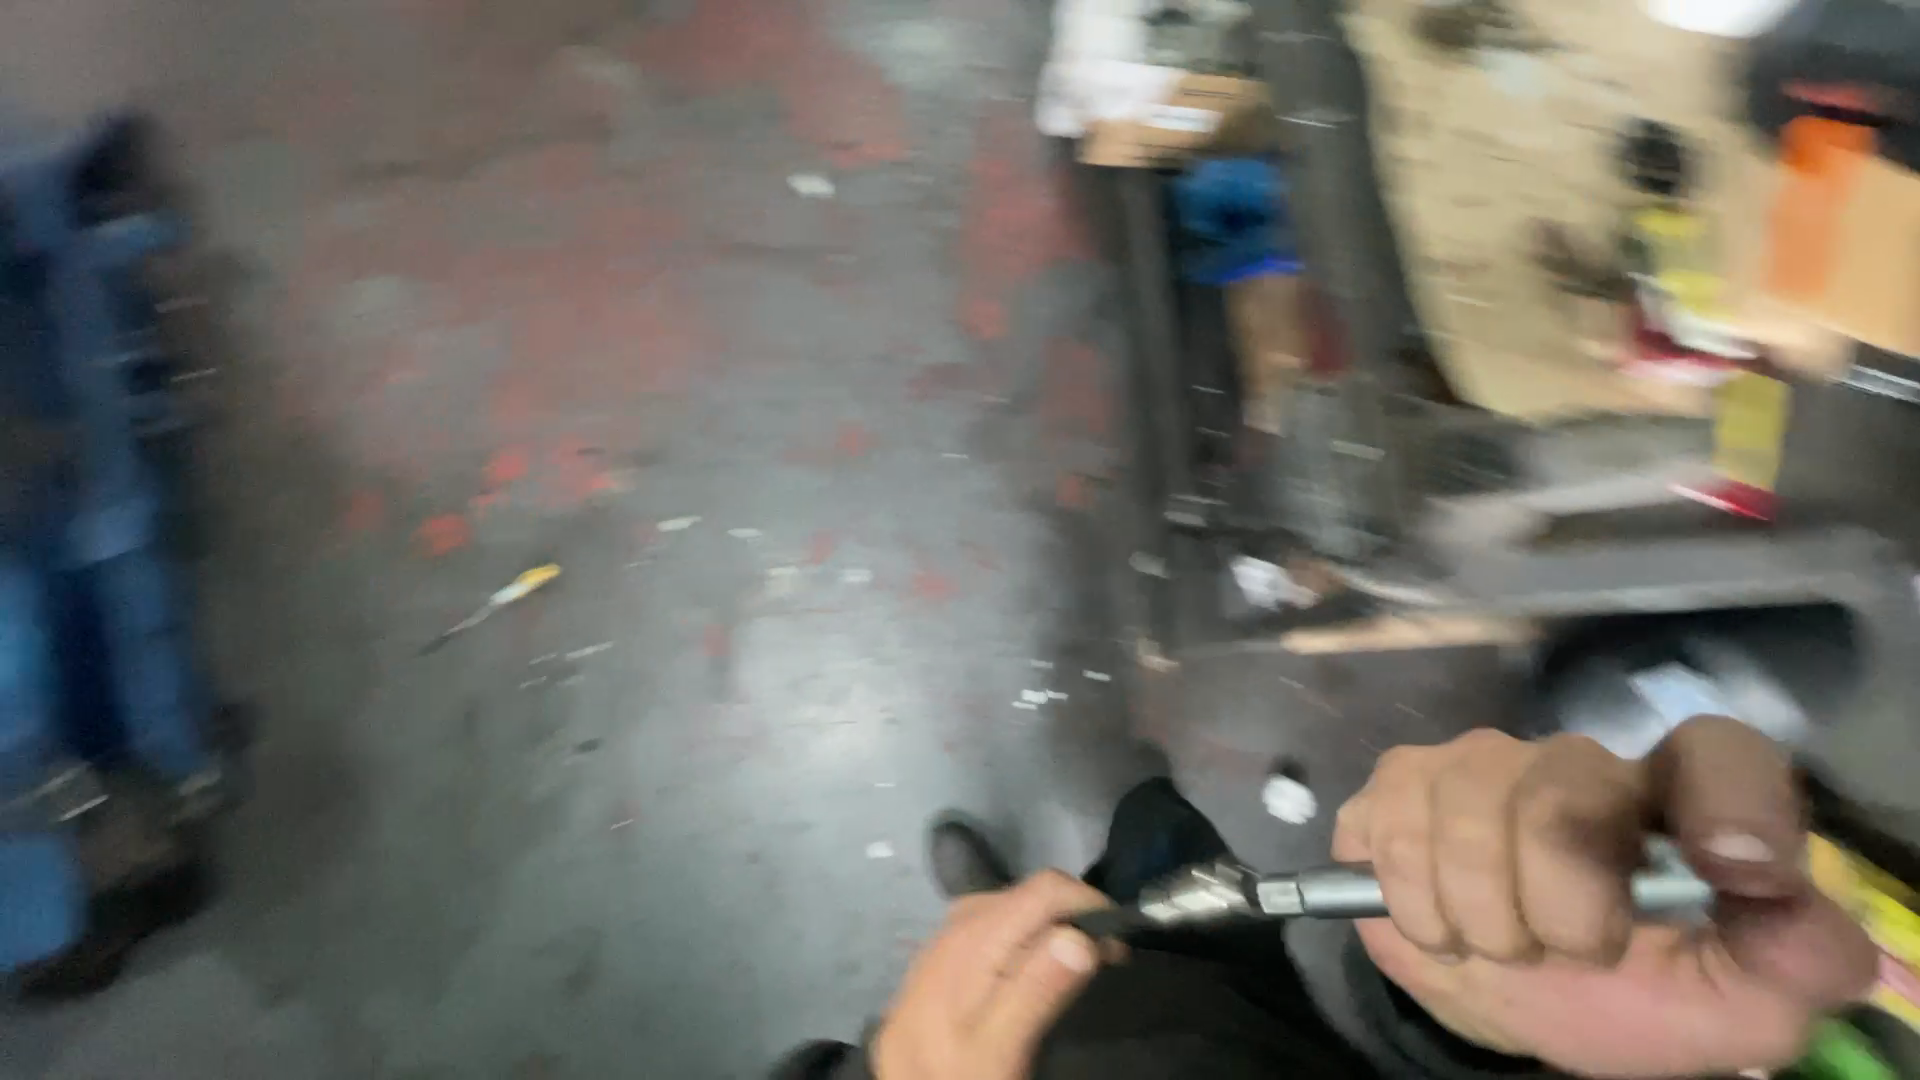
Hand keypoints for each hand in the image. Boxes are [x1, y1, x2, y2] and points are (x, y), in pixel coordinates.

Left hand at [872, 871, 1112, 1079]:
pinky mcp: (956, 940)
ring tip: (1083, 968)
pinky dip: (1036, 933)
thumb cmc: (951, 1068)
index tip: (1119, 945)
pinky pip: (1007, 919)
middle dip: (1079, 916)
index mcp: (978, 931)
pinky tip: (1044, 969)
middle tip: (1109, 962)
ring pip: (1024, 904)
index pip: (1047, 887)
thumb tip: (1081, 938)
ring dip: (1060, 925)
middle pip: (1038, 892)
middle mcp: (967, 913)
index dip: (1090, 904)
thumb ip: (1037, 990)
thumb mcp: (997, 1047)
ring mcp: (958, 924)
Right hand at [1333, 717, 1876, 1076]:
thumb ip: (1790, 954)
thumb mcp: (1727, 1003)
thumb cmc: (1617, 993)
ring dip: (1480, 920)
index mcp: (1667, 801)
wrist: (1492, 990)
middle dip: (1558, 913)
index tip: (1739, 870)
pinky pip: (1392, 837)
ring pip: (1463, 825)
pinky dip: (1415, 906)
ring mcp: (1464, 759)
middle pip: (1561, 803)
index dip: (1732, 797)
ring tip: (1491, 940)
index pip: (1717, 752)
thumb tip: (1775, 890)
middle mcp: (1564, 759)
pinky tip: (1436, 918)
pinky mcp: (1393, 779)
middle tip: (1559, 951)